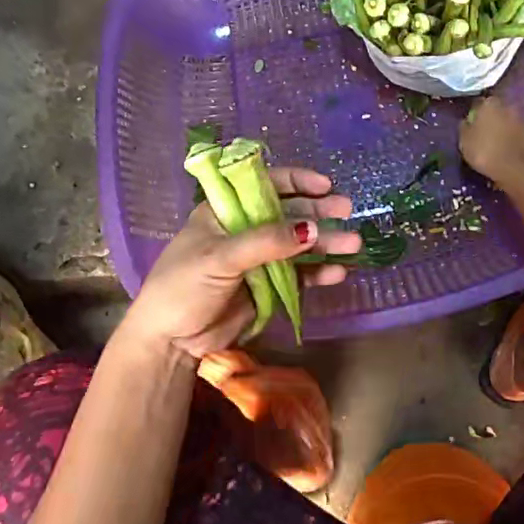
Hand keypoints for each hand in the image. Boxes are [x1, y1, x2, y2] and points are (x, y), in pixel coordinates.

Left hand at [115, 167, 361, 359]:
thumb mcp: (220, 258)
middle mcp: (246, 230)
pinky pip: (301, 274)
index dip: (297, 182)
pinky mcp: (270, 286)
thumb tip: (313, 228)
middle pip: (290, 214)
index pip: (265, 186)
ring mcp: (260, 259)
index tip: (326, 185)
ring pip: (300, 244)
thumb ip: (267, 242)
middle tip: (347, 212)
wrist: (170, 342)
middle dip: (319, 212)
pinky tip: (338, 273)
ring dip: (326, 243)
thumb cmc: (183, 288)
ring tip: (353, 245)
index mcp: (226, 213)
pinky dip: (319, 272)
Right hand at [460, 96, 523, 186]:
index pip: (478, 104)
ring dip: (503, 129)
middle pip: (496, 111)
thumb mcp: (464, 141)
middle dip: (491, 119)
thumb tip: (467, 121)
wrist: (514, 168)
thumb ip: (465, 127)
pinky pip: (518, 135)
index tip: (471, 124)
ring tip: (497, 144)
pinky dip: (513, 140)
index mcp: (489, 104)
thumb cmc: (484, 152)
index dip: (474, 114)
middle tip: (484, 133)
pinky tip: (508, 151)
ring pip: (508, 122)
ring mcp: (522, 120)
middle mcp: (507, 107)